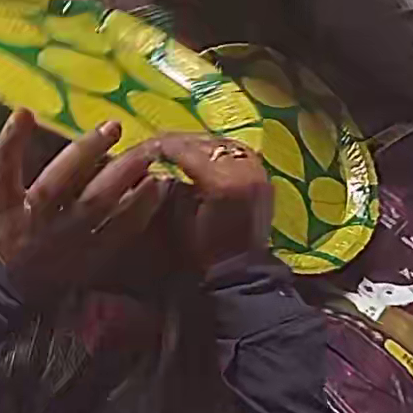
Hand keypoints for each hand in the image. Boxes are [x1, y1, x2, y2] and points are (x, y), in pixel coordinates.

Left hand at [0, 109, 169, 301]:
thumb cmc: (47, 276)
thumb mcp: (89, 266)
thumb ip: (115, 234)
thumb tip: (147, 196)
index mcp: (88, 252)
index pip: (122, 227)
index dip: (143, 204)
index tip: (160, 181)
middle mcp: (62, 234)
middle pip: (97, 201)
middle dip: (124, 172)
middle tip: (146, 149)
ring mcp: (31, 218)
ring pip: (60, 182)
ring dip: (87, 152)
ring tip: (112, 128)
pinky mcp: (2, 206)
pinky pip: (6, 172)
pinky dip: (13, 143)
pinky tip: (25, 113)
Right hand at [135, 134, 274, 272]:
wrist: (242, 270)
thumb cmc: (206, 253)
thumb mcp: (182, 220)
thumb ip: (174, 188)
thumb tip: (161, 167)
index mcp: (220, 182)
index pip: (187, 152)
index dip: (165, 146)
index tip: (149, 145)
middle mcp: (243, 170)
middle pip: (207, 143)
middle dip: (183, 142)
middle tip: (163, 144)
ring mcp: (257, 172)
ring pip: (225, 144)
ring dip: (202, 144)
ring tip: (184, 148)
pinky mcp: (263, 177)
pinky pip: (240, 153)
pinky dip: (222, 152)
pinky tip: (207, 156)